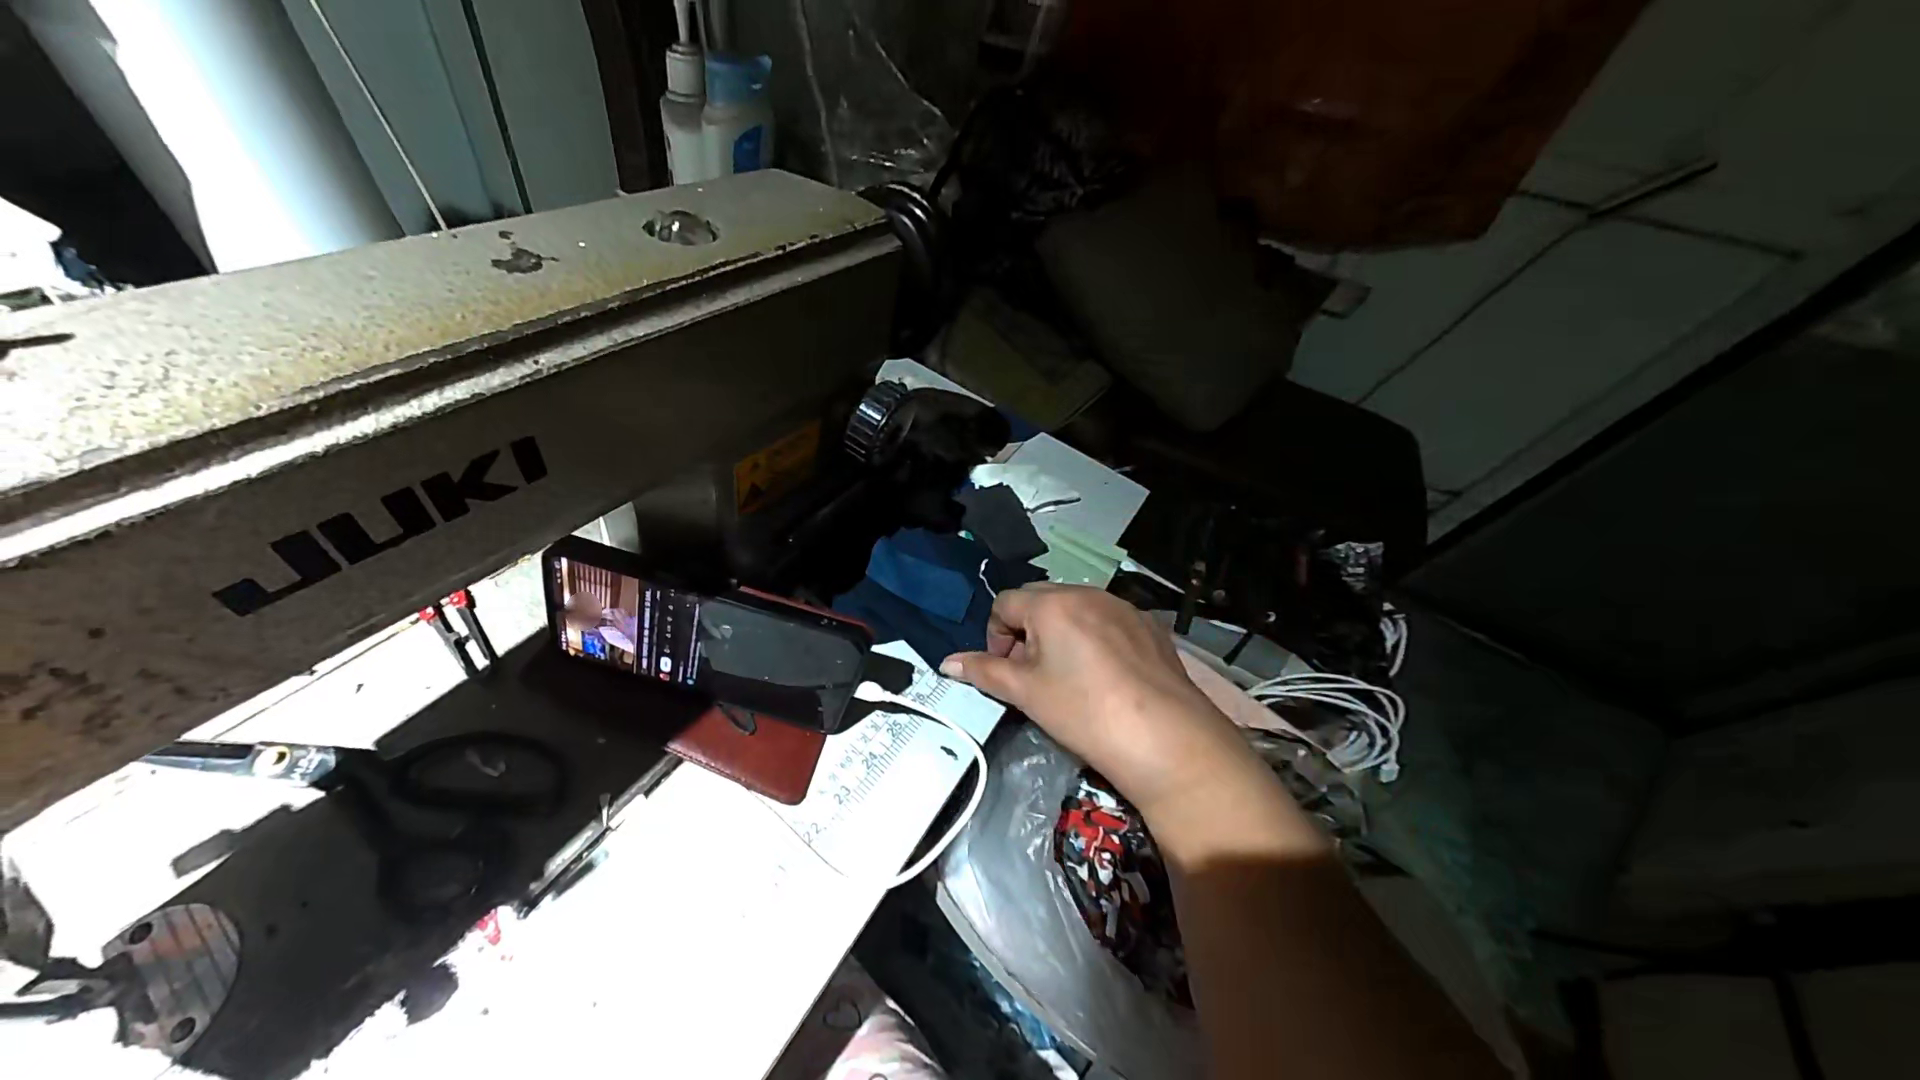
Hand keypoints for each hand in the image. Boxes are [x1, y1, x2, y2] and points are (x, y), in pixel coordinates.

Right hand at [941, 584, 1255, 813]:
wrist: (1167, 739)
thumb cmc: (1084, 712)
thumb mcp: (1026, 693)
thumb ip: (984, 672)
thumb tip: (947, 662)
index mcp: (1052, 603)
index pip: (1005, 604)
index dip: (995, 637)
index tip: (1006, 673)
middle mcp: (1088, 593)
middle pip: (1040, 601)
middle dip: (1026, 632)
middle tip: (1033, 676)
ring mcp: (1123, 607)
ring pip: (1075, 610)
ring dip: (1060, 634)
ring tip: (1069, 678)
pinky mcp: (1149, 626)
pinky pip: (1107, 621)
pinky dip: (1094, 639)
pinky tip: (1106, 678)